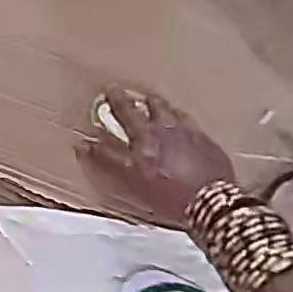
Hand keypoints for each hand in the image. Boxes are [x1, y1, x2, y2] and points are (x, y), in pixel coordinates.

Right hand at [76, 87, 236, 230]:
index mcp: (144, 136)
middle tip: (134, 93)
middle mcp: (166, 128)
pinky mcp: (207, 142)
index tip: (109, 89)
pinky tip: (183, 122)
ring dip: (162, 105)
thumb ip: (105, 159)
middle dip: (140, 98)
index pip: (125, 111)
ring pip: (172, 110)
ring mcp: (189, 133)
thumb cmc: (167, 194)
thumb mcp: (130, 179)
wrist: (211, 202)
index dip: (115, 100)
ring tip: (157, 103)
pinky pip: (191, 122)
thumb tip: (81, 145)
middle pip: (150, 106)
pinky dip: (182, 118)